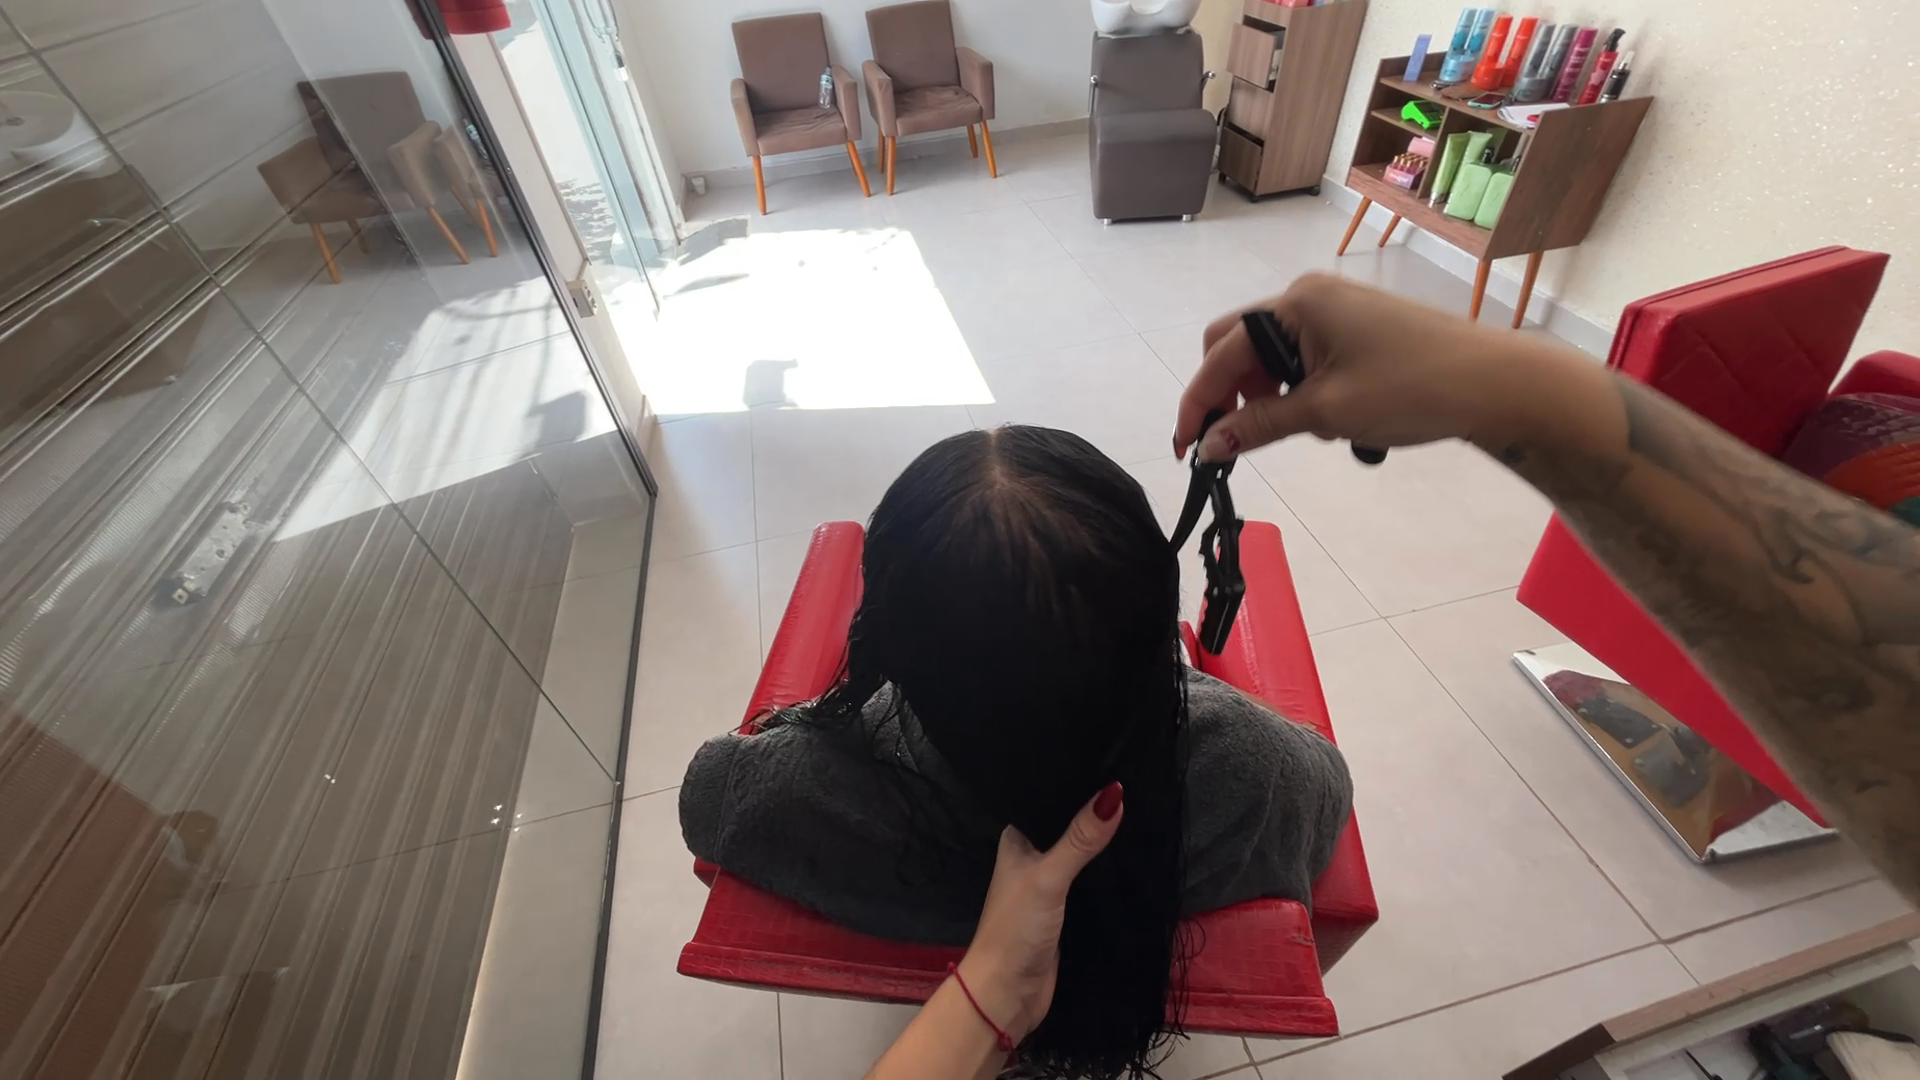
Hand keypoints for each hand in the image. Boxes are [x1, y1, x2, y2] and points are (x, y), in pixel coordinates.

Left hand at [954, 782, 1124, 1042]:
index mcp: (1019, 836)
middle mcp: (1033, 854)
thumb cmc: (1016, 928)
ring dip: (1106, 844)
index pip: (1051, 798)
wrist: (1007, 996)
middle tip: (1139, 785)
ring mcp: (1051, 883)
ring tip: (1144, 811)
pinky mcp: (1068, 910)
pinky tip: (1134, 858)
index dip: (1078, 782)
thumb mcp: (1049, 876)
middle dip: (1097, 814)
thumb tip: (1115, 792)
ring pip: (1084, 854)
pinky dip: (1109, 873)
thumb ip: (1080, 839)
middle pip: (1071, 826)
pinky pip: (1093, 882)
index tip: (1113, 760)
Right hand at [1172, 274, 1540, 462]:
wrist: (1500, 385)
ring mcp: (1330, 309)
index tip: (1186, 448)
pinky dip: (1294, 389)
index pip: (1220, 357)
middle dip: (1230, 394)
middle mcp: (1305, 296)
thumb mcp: (1324, 411)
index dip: (1198, 404)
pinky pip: (1297, 358)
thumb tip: (1205, 448)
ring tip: (1302, 428)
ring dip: (1266, 396)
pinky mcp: (1350, 326)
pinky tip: (1323, 414)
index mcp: (1294, 304)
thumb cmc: (1410, 389)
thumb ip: (1256, 425)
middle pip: (1235, 347)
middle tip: (1242, 435)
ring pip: (1266, 356)